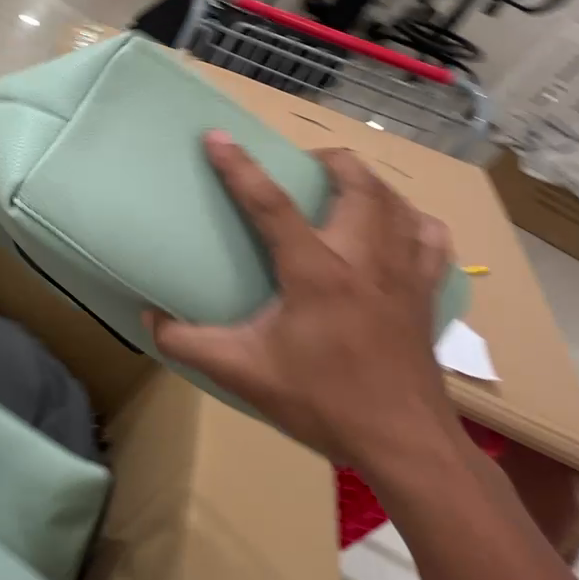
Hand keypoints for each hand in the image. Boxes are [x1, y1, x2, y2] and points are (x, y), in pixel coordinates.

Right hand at [145, 133, 459, 471]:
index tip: (216, 137)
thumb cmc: (320, 400)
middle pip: (358, 186)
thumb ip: (183, 341)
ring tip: (344, 184)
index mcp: (316, 274)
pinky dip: (412, 220)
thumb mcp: (237, 371)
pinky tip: (397, 225)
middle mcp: (364, 262)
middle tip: (300, 162)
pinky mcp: (426, 295)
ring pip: (398, 204)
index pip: (272, 205)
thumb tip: (148, 316)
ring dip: (370, 184)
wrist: (404, 442)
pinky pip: (430, 239)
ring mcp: (404, 277)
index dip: (239, 167)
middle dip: (329, 161)